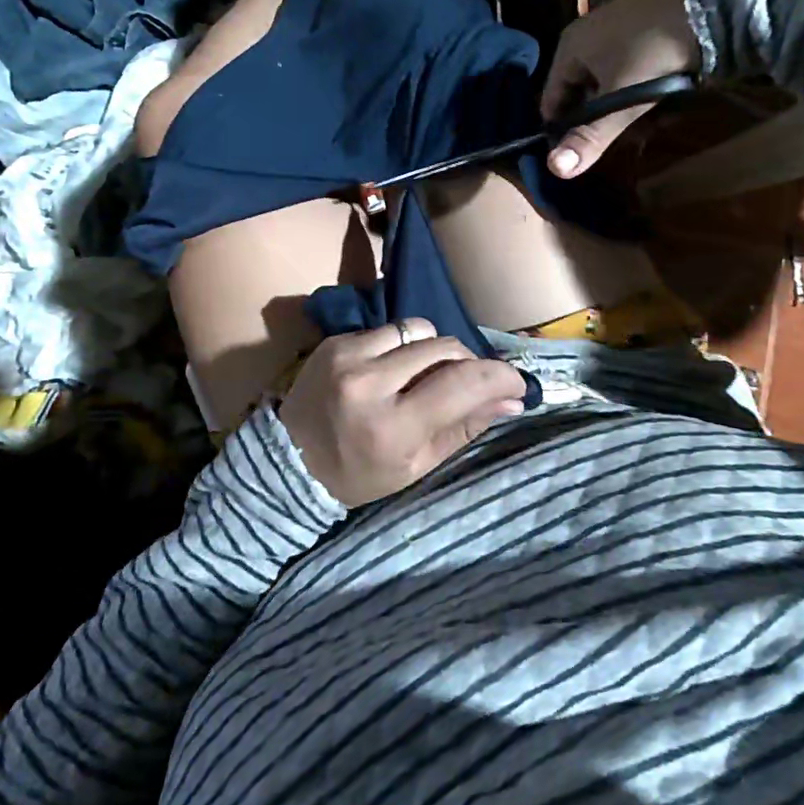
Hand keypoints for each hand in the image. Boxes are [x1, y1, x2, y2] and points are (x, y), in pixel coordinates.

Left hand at [279, 319, 526, 506]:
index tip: (516, 382)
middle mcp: (369, 384)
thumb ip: (465, 426)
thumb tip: (512, 399)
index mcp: (391, 427)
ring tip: (427, 375)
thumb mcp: (417, 464)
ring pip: (421, 331)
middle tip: (472, 382)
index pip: (461, 385)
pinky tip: (394, 370)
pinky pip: (391, 330)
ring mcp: (347, 356)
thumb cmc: (359, 475)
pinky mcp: (335, 341)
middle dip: (470, 363)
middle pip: (445, 349)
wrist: (287, 463)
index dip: (499, 377)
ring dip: (436, 351)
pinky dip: (404, 347)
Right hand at [540, 0, 699, 179]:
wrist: (711, 5)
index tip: (582, 154)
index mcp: (570, 49)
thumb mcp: (621, 100)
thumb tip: (555, 171)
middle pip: (582, 97)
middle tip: (625, 141)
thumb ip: (590, 137)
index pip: (551, 102)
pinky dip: (641, 94)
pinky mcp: (642, 34)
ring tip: (650, 124)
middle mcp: (587, 39)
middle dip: (602, 123)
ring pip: (609, 89)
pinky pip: (630, 75)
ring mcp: (616, 34)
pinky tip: (662, 106)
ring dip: (625, 112)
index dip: (562, 131)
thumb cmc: (653, 52)